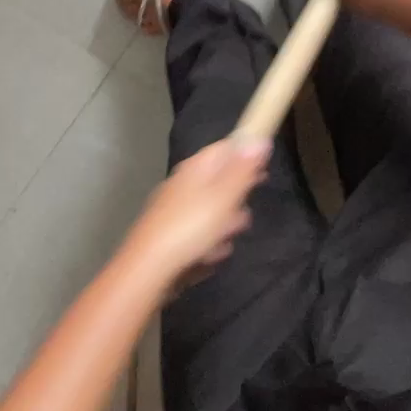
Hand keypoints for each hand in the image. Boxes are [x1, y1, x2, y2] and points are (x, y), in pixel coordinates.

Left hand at [125, 137, 270, 285]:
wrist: (147, 270)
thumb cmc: (190, 228)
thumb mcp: (224, 197)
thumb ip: (243, 170)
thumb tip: (260, 140)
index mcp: (197, 167)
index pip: (226, 148)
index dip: (247, 156)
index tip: (263, 172)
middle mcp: (185, 182)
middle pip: (222, 183)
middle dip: (235, 202)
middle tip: (240, 219)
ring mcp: (176, 209)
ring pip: (213, 212)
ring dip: (223, 227)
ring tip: (221, 242)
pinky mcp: (172, 235)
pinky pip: (200, 234)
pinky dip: (207, 244)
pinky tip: (207, 257)